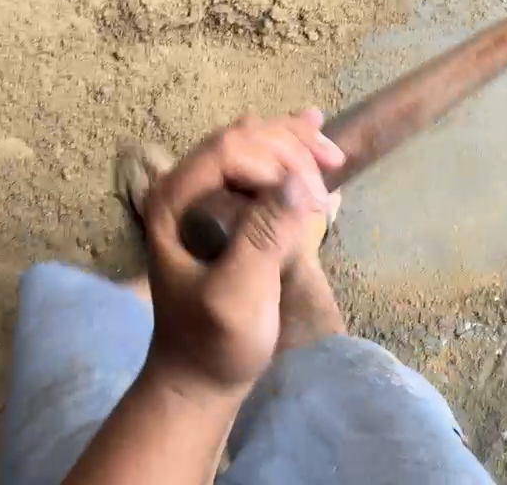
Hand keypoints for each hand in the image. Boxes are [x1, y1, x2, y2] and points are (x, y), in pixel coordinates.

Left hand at [137, 111, 344, 400]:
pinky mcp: (221, 205)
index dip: (278, 160)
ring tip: (330, 154)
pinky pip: (254, 161)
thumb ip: (263, 236)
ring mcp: (201, 193)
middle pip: (241, 138)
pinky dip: (285, 150)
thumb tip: (299, 181)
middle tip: (333, 172)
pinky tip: (309, 131)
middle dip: (290, 147)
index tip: (316, 200)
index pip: (229, 150)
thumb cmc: (214, 343)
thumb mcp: (239, 296)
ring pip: (250, 143)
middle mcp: (182, 185)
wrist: (198, 376)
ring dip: (292, 144)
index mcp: (173, 199)